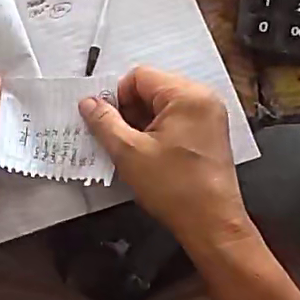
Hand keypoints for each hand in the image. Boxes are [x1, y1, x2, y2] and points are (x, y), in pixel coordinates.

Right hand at [79, 66, 253, 251]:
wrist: (211, 223)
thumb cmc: (174, 188)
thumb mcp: (128, 152)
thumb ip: (104, 122)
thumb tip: (88, 102)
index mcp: (186, 96)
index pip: (139, 76)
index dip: (116, 96)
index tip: (106, 121)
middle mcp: (203, 99)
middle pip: (152, 88)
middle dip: (129, 110)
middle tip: (116, 137)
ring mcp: (209, 116)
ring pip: (161, 105)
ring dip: (141, 122)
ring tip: (132, 149)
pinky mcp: (209, 133)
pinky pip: (175, 119)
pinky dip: (156, 131)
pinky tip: (147, 154)